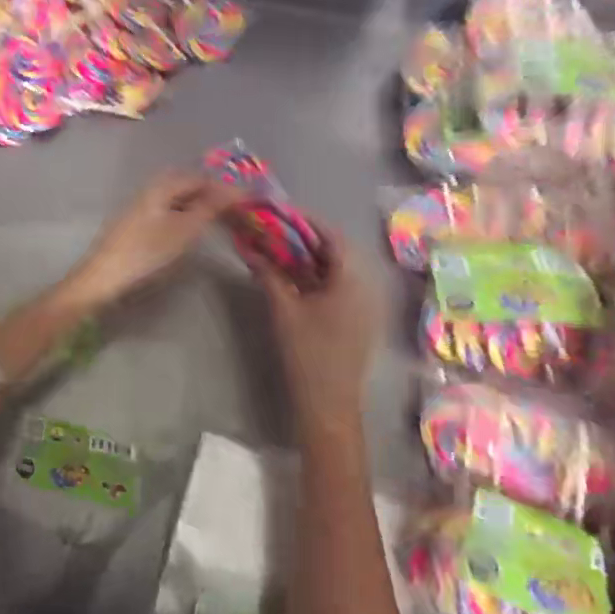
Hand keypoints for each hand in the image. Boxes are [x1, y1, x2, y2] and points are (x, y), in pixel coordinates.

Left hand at [63, 172, 240, 308]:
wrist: (102, 279)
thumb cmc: (145, 253)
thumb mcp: (184, 230)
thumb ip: (209, 207)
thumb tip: (235, 191)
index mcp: (160, 186)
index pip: (200, 177)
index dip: (224, 188)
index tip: (247, 201)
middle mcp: (148, 191)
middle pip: (185, 185)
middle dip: (210, 194)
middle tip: (233, 209)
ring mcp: (138, 210)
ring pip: (175, 200)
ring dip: (197, 206)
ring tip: (216, 220)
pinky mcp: (133, 228)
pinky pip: (166, 213)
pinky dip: (183, 217)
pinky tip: (188, 231)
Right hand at [246, 228, 376, 412]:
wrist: (328, 401)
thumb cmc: (307, 353)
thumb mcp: (284, 311)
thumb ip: (269, 275)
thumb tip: (250, 249)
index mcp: (352, 280)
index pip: (332, 236)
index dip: (306, 221)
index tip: (280, 212)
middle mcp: (364, 286)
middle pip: (333, 251)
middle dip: (302, 239)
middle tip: (272, 231)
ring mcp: (362, 304)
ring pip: (333, 270)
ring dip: (305, 258)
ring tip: (275, 251)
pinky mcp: (354, 318)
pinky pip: (334, 287)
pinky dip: (312, 277)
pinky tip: (289, 278)